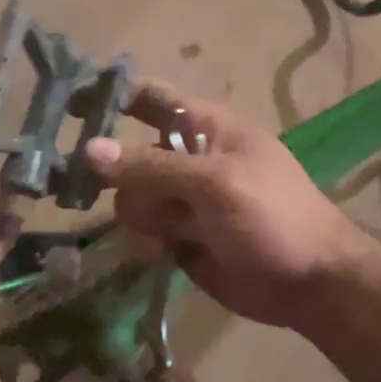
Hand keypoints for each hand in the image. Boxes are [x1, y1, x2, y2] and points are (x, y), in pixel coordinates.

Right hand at [83, 81, 380, 328]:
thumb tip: (88, 150)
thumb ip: (150, 166)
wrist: (311, 284)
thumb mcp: (214, 183)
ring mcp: (182, 201)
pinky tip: (165, 254)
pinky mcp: (178, 238)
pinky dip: (146, 243)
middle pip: (127, 156)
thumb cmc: (273, 216)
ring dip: (142, 218)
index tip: (69, 110)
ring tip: (173, 234)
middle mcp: (188, 159)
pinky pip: (140, 233)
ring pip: (129, 199)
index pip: (149, 98)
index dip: (111, 98)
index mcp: (205, 128)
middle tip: (132, 196)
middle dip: (123, 178)